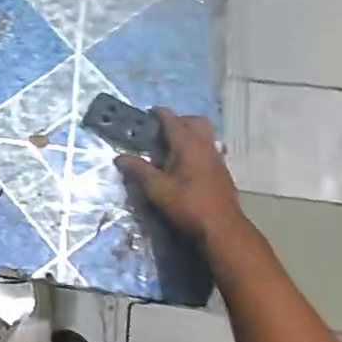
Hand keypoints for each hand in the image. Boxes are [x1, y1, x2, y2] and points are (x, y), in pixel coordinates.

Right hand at [113, 109, 246, 238]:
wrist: (222, 228)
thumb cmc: (188, 205)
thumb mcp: (156, 189)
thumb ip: (138, 170)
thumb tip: (120, 158)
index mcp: (188, 145)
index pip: (172, 120)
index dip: (159, 114)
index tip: (147, 113)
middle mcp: (205, 146)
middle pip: (195, 121)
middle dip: (178, 120)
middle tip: (160, 131)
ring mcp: (217, 158)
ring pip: (204, 135)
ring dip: (188, 134)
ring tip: (169, 148)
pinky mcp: (221, 171)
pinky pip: (208, 148)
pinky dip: (195, 148)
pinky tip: (184, 165)